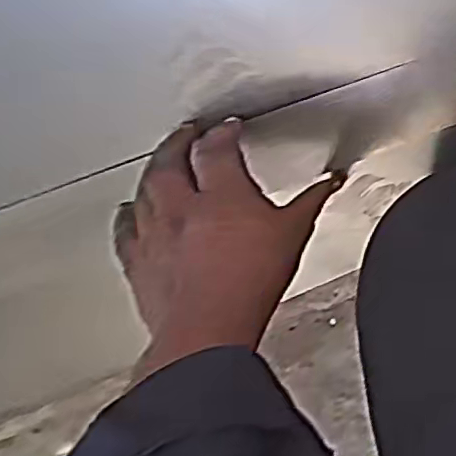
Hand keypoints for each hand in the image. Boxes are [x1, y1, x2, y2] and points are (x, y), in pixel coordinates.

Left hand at [113, 120, 340, 378]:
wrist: (208, 328)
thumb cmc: (251, 280)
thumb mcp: (295, 231)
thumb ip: (312, 199)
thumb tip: (330, 182)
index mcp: (223, 195)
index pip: (217, 150)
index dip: (223, 133)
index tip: (228, 127)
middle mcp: (183, 209)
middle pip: (170, 163)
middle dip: (179, 142)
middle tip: (186, 132)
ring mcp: (155, 235)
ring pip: (144, 191)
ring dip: (152, 171)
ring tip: (158, 162)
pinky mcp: (139, 263)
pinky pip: (125, 230)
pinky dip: (128, 214)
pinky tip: (128, 212)